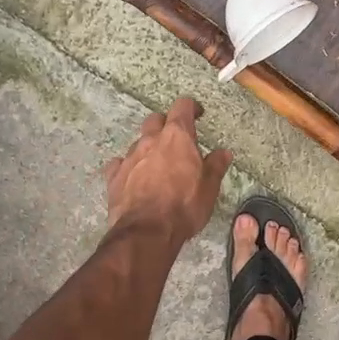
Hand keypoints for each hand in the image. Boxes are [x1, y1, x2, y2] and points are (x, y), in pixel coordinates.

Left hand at [102, 97, 230, 244]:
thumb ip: (216, 166)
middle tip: (175, 140)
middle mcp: (151, 140)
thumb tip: (224, 152)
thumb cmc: (184, 206)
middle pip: (156, 119)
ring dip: (148, 148)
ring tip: (156, 165)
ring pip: (138, 142)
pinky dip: (127, 167)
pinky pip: (119, 164)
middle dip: (165, 124)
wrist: (147, 232)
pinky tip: (132, 178)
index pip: (182, 106)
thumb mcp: (210, 187)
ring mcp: (130, 157)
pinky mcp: (114, 177)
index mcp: (177, 137)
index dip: (191, 107)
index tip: (197, 114)